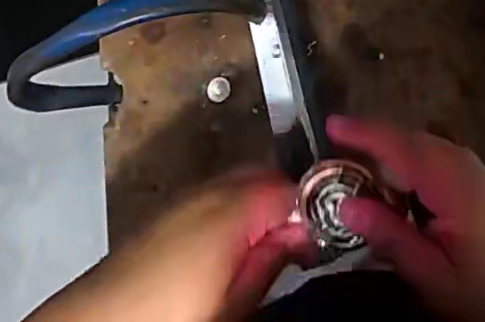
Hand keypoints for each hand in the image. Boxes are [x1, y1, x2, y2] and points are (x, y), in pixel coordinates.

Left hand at [26, 167, 313, 321]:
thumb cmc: (166, 320)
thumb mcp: (230, 306)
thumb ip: (269, 262)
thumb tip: (300, 235)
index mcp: (235, 207)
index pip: (294, 187)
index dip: (312, 209)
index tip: (319, 240)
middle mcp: (213, 188)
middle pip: (268, 177)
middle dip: (287, 203)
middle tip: (295, 245)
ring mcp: (187, 196)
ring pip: (241, 184)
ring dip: (259, 206)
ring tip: (262, 250)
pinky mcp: (165, 211)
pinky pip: (214, 195)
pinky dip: (231, 211)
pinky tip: (227, 248)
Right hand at [330, 115, 484, 321]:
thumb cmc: (484, 285)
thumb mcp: (432, 274)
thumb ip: (390, 237)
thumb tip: (347, 205)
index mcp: (449, 179)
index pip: (400, 145)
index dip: (364, 133)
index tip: (330, 125)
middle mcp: (457, 158)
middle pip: (405, 138)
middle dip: (367, 139)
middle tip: (328, 152)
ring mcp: (463, 160)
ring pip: (414, 142)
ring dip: (383, 147)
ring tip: (346, 161)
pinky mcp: (464, 169)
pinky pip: (425, 152)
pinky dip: (399, 156)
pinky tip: (383, 175)